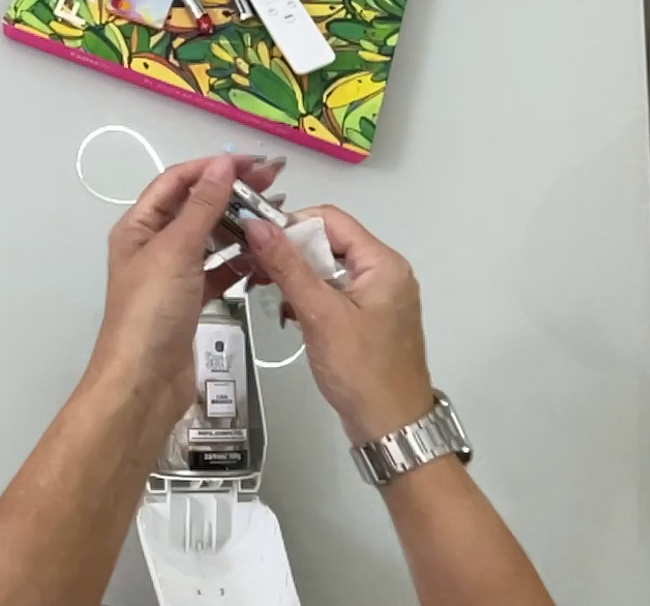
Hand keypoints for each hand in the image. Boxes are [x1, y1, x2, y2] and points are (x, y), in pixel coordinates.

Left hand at [88, 154, 285, 426]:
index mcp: (139, 226)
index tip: (252, 163)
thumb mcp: (176, 251)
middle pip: (197, 206)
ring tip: (275, 217)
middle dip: (233, 193)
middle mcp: (154, 244)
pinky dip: (240, 261)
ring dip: (240, 226)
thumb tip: (222, 165)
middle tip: (274, 184)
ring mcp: (173, 272)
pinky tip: (264, 256)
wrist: (143, 384)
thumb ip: (202, 206)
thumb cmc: (150, 313)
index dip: (214, 167)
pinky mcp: (191, 298)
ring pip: (211, 237)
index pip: (178, 181)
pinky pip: (219, 268)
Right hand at [244, 206, 434, 443]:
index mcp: (382, 262)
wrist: (393, 430)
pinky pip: (332, 289)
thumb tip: (257, 226)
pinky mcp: (367, 315)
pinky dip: (309, 295)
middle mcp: (384, 271)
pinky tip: (289, 311)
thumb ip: (288, 266)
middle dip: (291, 252)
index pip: (330, 219)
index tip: (259, 241)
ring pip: (327, 266)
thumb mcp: (320, 314)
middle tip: (257, 267)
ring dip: (297, 275)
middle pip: (328, 241)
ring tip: (269, 290)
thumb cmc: (361, 371)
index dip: (292, 224)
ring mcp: (377, 294)